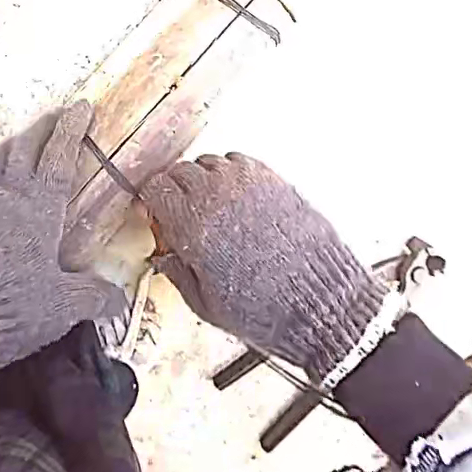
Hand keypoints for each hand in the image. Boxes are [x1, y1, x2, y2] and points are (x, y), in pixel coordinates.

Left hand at [0, 102, 127, 391]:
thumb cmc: (11, 306)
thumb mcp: (62, 306)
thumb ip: (93, 296)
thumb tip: (119, 300)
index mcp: (41, 206)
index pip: (60, 155)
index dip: (72, 127)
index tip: (82, 105)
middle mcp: (10, 193)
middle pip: (27, 145)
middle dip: (45, 125)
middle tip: (57, 114)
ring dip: (15, 142)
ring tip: (24, 137)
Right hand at [142, 153, 392, 385]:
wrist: (320, 301)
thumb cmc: (265, 311)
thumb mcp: (207, 306)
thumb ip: (178, 273)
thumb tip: (164, 256)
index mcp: (193, 225)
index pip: (156, 187)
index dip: (151, 199)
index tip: (154, 211)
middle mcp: (215, 195)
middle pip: (179, 171)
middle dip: (175, 190)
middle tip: (182, 211)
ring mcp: (244, 181)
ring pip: (209, 162)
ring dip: (203, 179)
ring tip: (212, 205)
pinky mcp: (270, 177)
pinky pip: (238, 161)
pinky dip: (231, 173)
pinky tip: (238, 197)